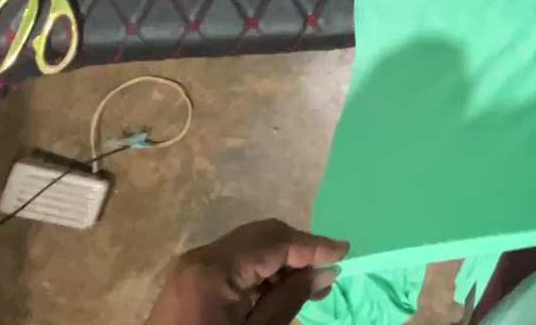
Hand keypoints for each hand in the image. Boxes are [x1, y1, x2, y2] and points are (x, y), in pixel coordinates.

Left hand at [144, 219, 348, 324]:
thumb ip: (289, 299)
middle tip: (328, 270)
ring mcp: (192, 268)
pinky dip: (262, 272)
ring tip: (310, 285)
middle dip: (299, 249)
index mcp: (214, 270)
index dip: (313, 246)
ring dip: (283, 260)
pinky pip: (236, 262)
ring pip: (251, 246)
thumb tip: (324, 271)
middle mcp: (202, 257)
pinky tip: (281, 290)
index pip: (275, 243)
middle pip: (263, 236)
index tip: (344, 251)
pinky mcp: (190, 281)